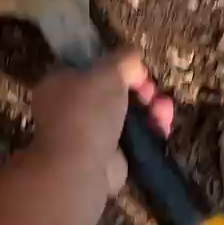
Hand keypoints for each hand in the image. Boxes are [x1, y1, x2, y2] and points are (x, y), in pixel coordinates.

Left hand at [32, 49, 173, 192]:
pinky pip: (135, 137)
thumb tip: (133, 59)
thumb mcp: (107, 70)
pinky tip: (163, 124)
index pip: (90, 67)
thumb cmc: (87, 111)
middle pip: (114, 91)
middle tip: (150, 90)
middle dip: (139, 88)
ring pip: (128, 114)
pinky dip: (151, 130)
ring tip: (163, 108)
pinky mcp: (110, 155)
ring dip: (151, 108)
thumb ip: (123, 58)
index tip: (134, 68)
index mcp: (60, 84)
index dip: (115, 65)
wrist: (81, 166)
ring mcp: (90, 134)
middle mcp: (72, 109)